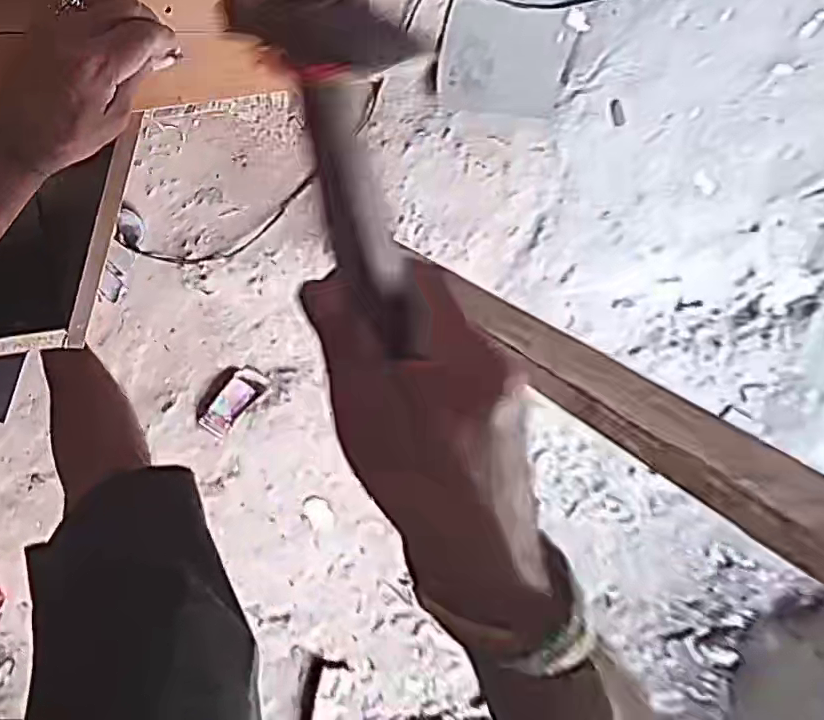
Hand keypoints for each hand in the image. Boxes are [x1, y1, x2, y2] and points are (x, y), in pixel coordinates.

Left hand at [0, 0, 177, 177]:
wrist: (16, 142)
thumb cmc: (63, 140)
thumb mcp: (113, 120)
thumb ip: (136, 80)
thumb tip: (156, 55)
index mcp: (98, 65)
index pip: (146, 32)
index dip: (164, 40)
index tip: (168, 50)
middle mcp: (75, 39)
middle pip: (126, 6)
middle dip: (147, 21)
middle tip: (152, 42)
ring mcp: (53, 31)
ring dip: (122, 6)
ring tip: (129, 28)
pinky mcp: (38, 31)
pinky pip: (73, 1)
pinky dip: (94, 4)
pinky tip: (101, 23)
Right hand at [300, 263, 564, 642]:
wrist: (477, 552)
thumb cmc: (421, 484)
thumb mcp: (362, 404)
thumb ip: (342, 337)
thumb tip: (321, 286)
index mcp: (464, 354)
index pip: (420, 276)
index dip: (372, 270)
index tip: (339, 280)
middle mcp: (494, 360)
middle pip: (425, 302)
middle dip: (376, 314)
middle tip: (346, 349)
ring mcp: (502, 382)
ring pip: (432, 331)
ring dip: (392, 341)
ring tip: (369, 384)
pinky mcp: (497, 400)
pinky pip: (446, 357)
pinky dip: (411, 363)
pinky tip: (395, 402)